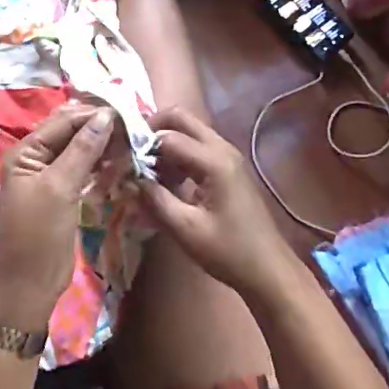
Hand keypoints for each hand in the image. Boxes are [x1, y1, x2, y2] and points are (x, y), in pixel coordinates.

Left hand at [0, 105, 119, 332]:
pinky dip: (101, 164)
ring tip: (132, 144)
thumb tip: (106, 115)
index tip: (129, 115)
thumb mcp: (60, 188)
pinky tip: (121, 162)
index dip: (94, 116)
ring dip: (104, 145)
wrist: (28, 287)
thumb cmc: (38, 235)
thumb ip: (82, 149)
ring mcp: (50, 176)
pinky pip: (84, 169)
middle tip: (135, 129)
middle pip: (72, 132)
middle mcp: (36, 158)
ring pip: (81, 150)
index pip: (64, 121)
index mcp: (26, 151)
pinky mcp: (64, 193)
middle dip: (101, 128)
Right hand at [137, 107, 304, 306]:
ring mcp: (228, 156)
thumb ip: (155, 199)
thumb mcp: (186, 229)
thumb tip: (130, 179)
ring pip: (190, 131)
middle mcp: (222, 148)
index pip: (168, 137)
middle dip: (153, 128)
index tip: (120, 159)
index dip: (142, 145)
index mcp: (214, 160)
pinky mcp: (228, 167)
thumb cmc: (229, 251)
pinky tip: (165, 181)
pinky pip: (198, 147)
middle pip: (182, 119)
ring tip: (145, 170)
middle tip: (130, 151)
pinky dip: (179, 155)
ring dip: (166, 143)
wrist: (268, 269)